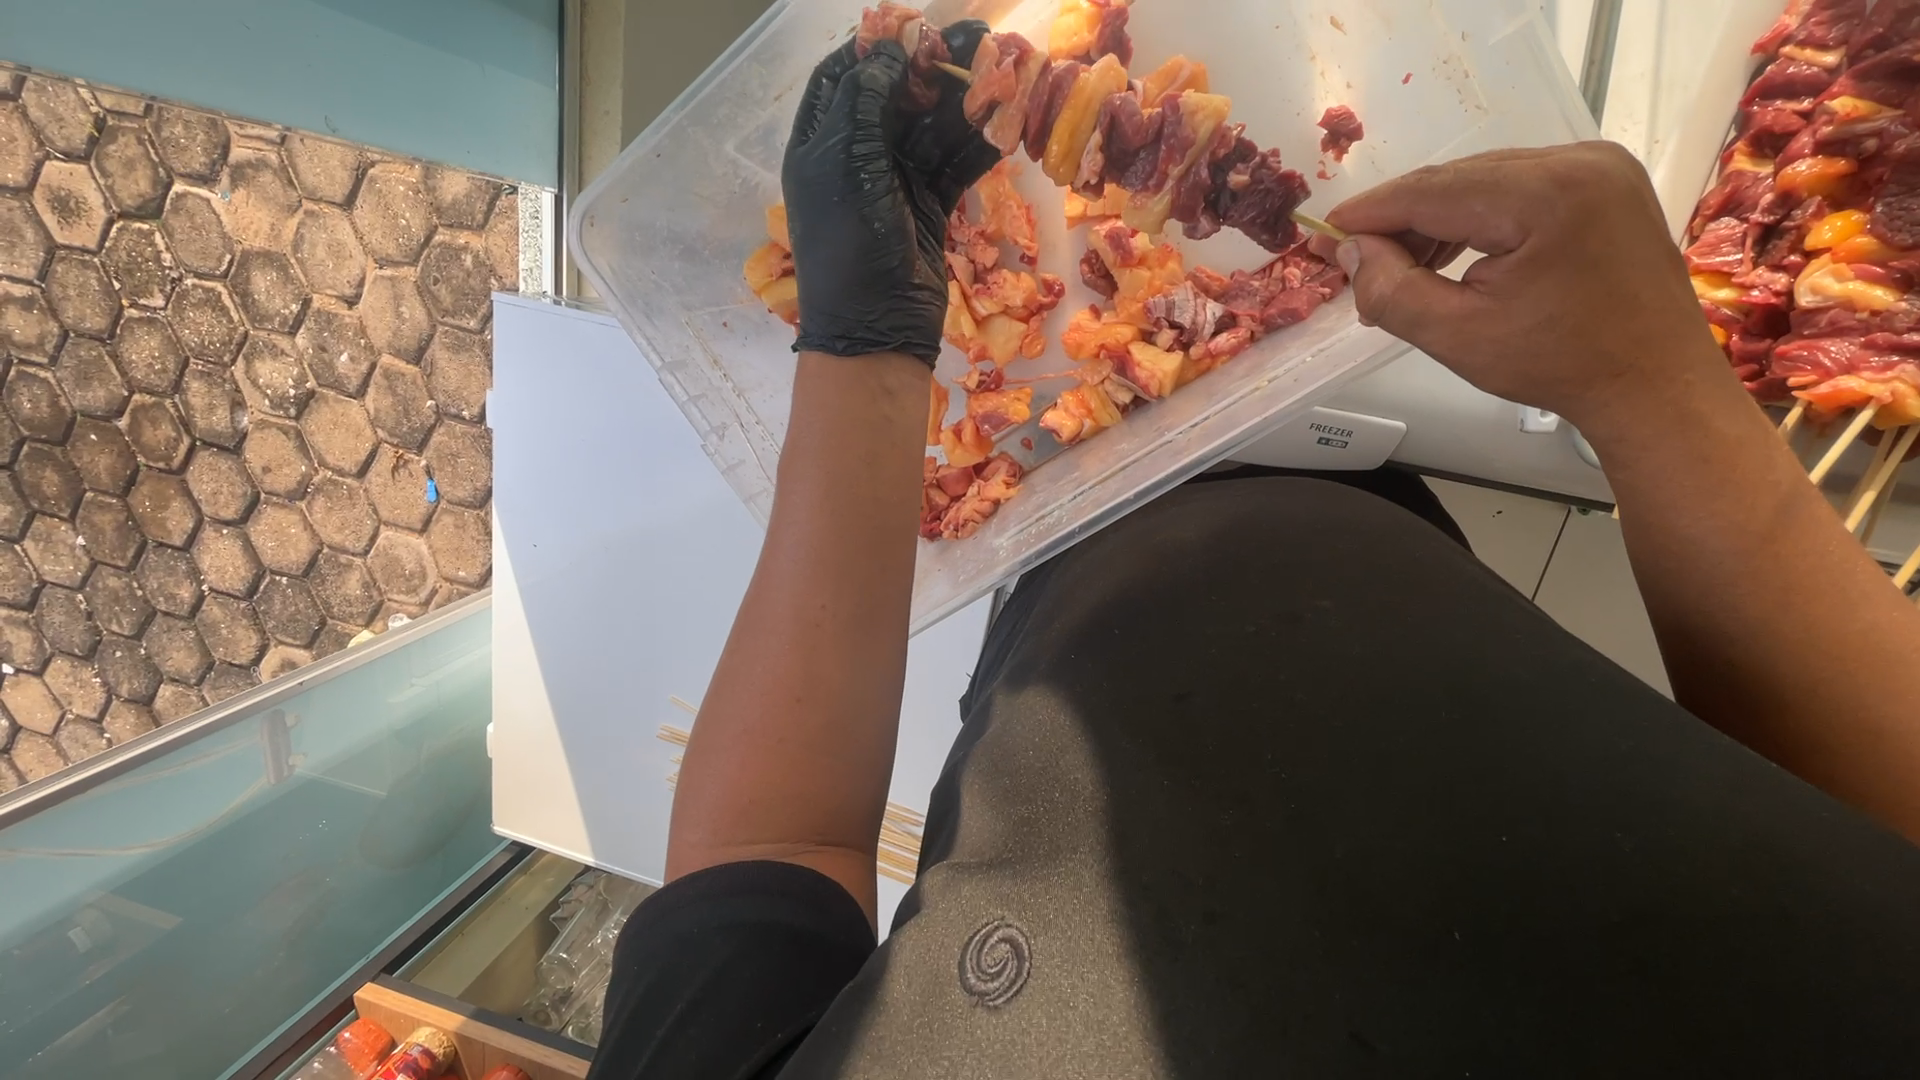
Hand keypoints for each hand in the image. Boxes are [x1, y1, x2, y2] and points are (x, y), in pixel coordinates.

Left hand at [783, 23, 1001, 366]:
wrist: (876, 326)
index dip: (876, 49)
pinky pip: (954, 168)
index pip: (843, 78)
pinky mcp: (927, 210)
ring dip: (966, 105)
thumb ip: (866, 99)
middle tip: (978, 42)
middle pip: (897, 99)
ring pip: (932, 132)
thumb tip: (891, 50)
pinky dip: (977, 148)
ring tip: (1005, 73)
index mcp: (821, 144)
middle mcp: (856, 160)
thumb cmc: (850, 243)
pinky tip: (1005, 126)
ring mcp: (894, 186)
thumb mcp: (847, 162)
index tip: (914, 27)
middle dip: (935, 71)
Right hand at [1309, 143, 1729, 429]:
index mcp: (1546, 194)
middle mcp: (1576, 161)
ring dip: (1429, 223)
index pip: (1429, 191)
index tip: (1319, 236)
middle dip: (1396, 222)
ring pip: (1478, 183)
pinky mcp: (1601, 185)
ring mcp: (1595, 167)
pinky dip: (1468, 221)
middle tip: (1351, 265)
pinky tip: (1444, 259)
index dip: (1367, 214)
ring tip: (1396, 273)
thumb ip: (1390, 289)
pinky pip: (1511, 190)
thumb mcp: (1454, 335)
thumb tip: (1348, 253)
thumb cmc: (1554, 364)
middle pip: (1453, 181)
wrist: (1650, 381)